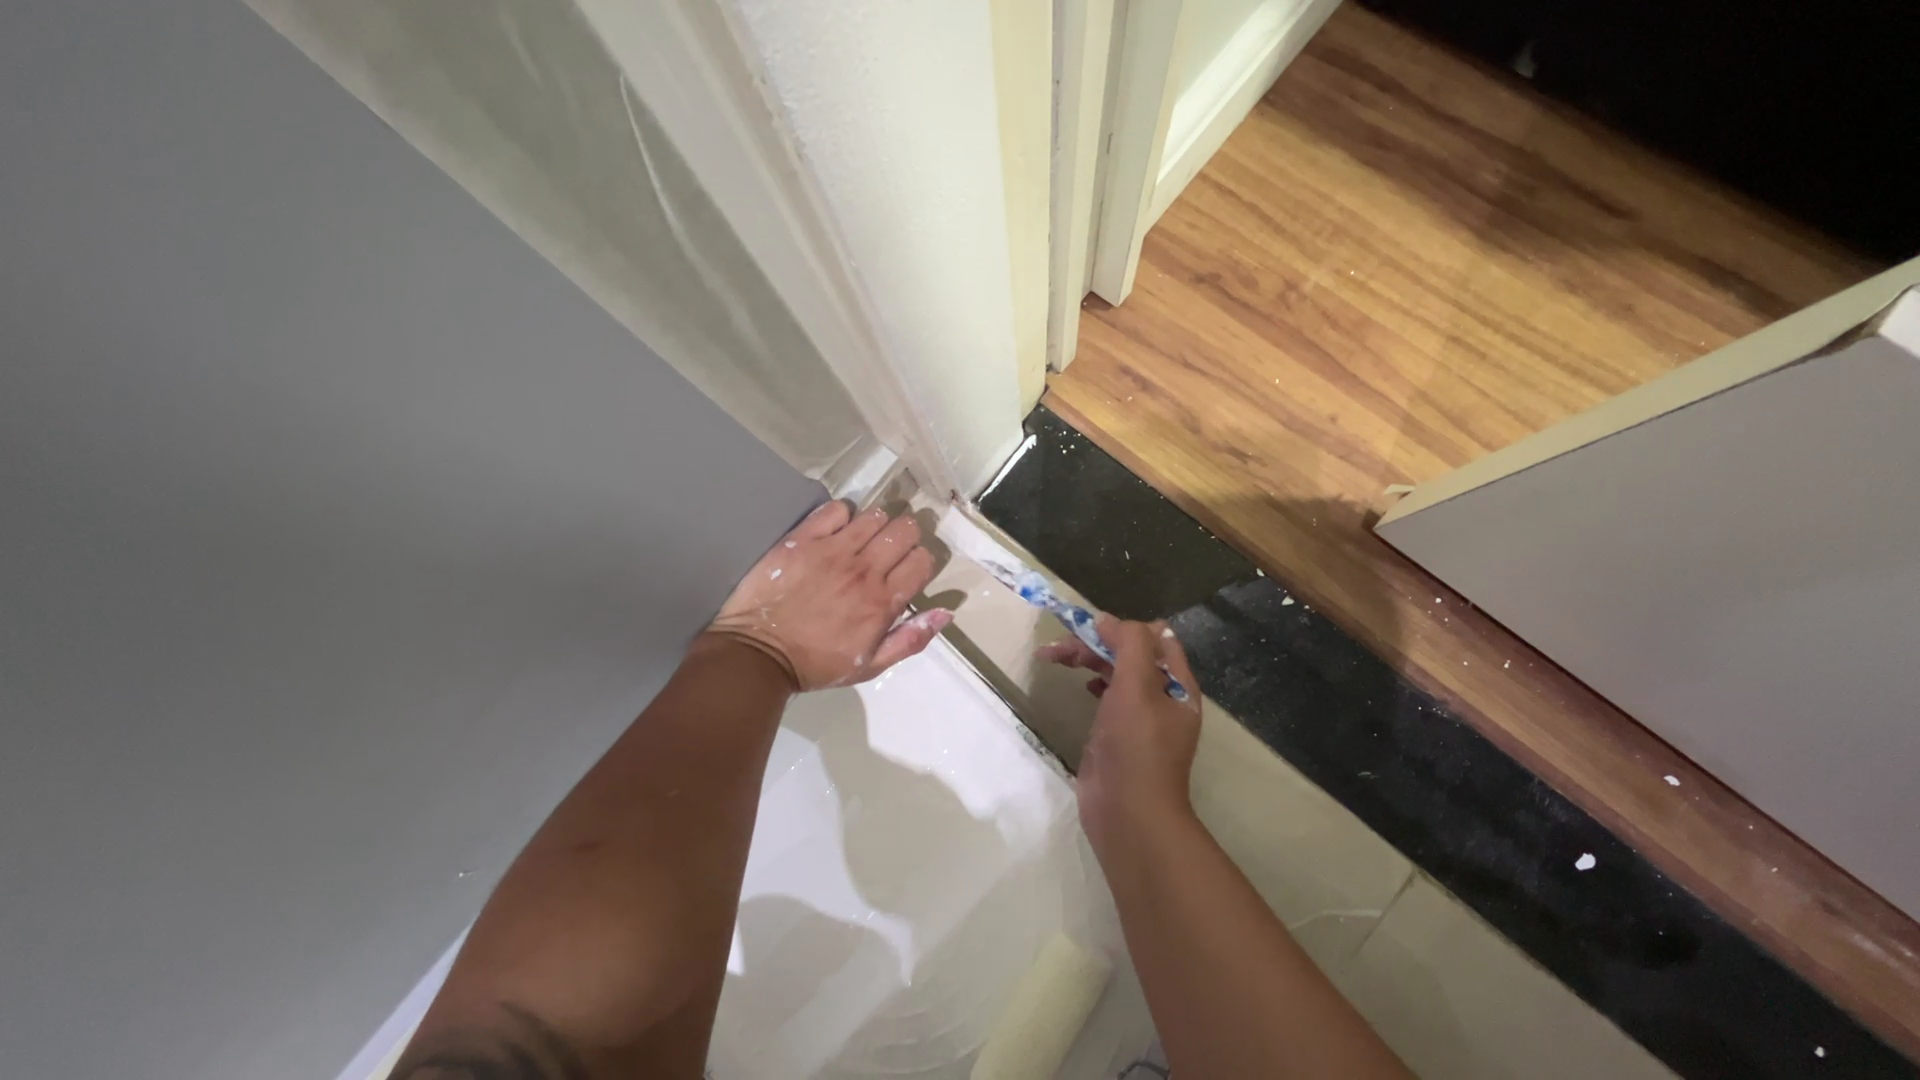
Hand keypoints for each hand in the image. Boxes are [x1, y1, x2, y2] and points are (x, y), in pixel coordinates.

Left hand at [707, 500, 951, 690]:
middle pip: (904, 529)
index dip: (920, 562)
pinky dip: (842, 515)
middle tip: (890, 550)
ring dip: (876, 524)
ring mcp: (832, 550)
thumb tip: (946, 613)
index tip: (908, 571)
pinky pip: (835, 509)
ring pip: (874, 515)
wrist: (757, 654)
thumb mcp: (870, 666)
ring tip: (863, 539)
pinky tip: (835, 532)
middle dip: (905, 536)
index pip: (922, 560)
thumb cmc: (816, 665)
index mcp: (882, 602)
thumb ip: (911, 639)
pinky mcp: (803, 540)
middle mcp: (863, 570)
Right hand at [1038, 617, 1201, 854]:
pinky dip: (1091, 684)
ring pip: (1115, 673)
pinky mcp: (1119, 736)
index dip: (1122, 627)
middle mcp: (1162, 697)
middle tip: (1057, 646)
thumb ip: (1128, 645)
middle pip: (1130, 653)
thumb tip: (1107, 619)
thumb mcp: (1136, 687)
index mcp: (1176, 684)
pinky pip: (1108, 697)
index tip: (1087, 628)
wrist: (1128, 814)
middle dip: (1095, 642)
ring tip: (1054, 658)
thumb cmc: (1136, 748)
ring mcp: (1140, 718)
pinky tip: (1079, 687)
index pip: (1155, 637)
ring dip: (1088, 660)